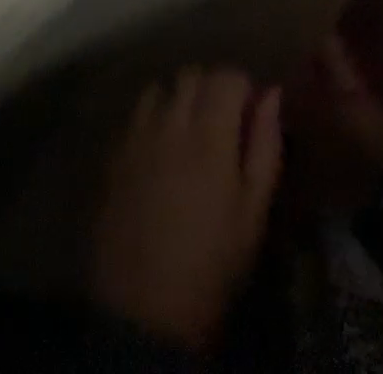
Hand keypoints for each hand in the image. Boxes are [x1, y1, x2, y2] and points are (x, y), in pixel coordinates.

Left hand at [92, 68, 281, 350]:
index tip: (248, 114)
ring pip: (158, 90)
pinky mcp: (111, 159)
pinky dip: (151, 120)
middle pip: (191, 75)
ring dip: (177, 100)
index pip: (226, 76)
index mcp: (210, 135)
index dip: (242, 88)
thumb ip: (265, 143)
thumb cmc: (214, 259)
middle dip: (211, 88)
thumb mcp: (255, 207)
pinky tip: (159, 154)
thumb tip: (271, 95)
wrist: (144, 307)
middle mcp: (169, 125)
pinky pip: (133, 118)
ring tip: (188, 133)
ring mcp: (135, 140)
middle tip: (222, 122)